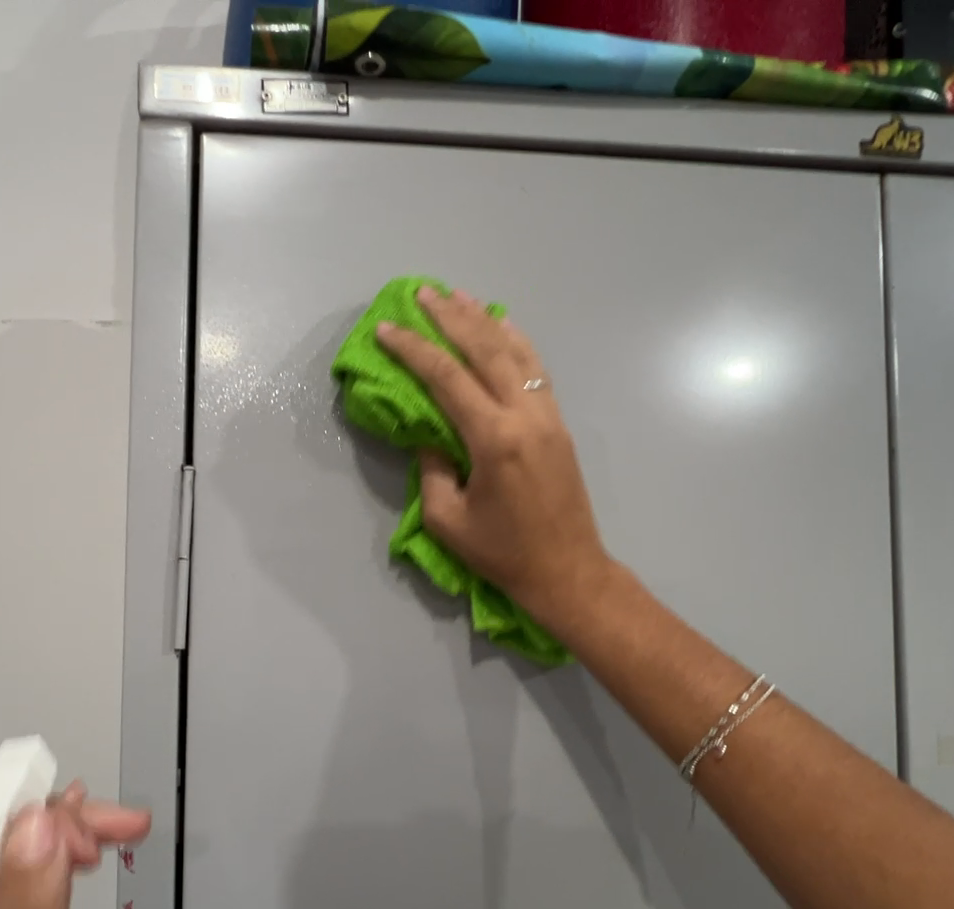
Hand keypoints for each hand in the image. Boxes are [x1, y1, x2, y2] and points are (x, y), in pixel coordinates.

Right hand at [375, 285, 613, 622]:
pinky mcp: (559, 425)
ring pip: (515, 353)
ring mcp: (548, 416)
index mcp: (494, 439)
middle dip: (450, 317)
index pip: (447, 378)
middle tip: (422, 292)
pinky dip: (517, 342)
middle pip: (484, 350)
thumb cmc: (502, 553)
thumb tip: (430, 432)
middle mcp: (524, 416)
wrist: (567, 571)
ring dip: (485, 321)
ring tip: (459, 296)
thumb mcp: (448, 519)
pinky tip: (503, 327)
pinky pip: (535, 371)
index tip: (387, 328)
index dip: (413, 349)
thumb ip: (432, 467)